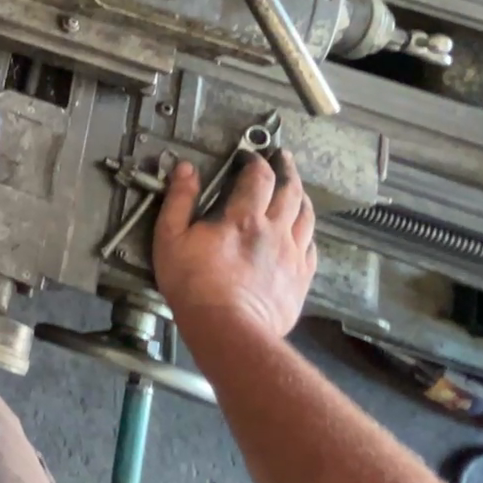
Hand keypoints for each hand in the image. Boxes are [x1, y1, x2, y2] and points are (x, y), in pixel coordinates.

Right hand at [152, 149, 316, 342]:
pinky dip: (307, 230)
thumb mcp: (171, 236)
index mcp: (243, 218)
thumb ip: (180, 199)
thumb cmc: (193, 282)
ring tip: (296, 187)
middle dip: (286, 170)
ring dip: (301, 197)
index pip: (258, 179)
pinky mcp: (301, 279)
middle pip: (290, 192)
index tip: (251, 153)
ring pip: (306, 217)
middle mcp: (275, 231)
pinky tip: (302, 230)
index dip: (256, 161)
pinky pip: (311, 247)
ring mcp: (293, 256)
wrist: (228, 329)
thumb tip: (186, 169)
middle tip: (282, 158)